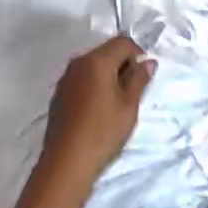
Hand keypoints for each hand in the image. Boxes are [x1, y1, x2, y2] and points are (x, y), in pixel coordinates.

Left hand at [42, 34, 155, 178]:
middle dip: (122, 64)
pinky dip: (92, 85)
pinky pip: (81, 79)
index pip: (122, 42)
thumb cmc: (102, 133)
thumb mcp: (128, 106)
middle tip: (132, 90)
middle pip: (106, 51)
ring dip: (107, 75)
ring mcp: (65, 79)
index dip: (137, 53)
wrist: (65, 166)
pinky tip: (96, 110)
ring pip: (93, 65)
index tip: (144, 75)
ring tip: (115, 101)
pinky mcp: (58, 95)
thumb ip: (139, 79)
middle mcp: (78, 62)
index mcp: (97, 60)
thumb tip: (148, 62)